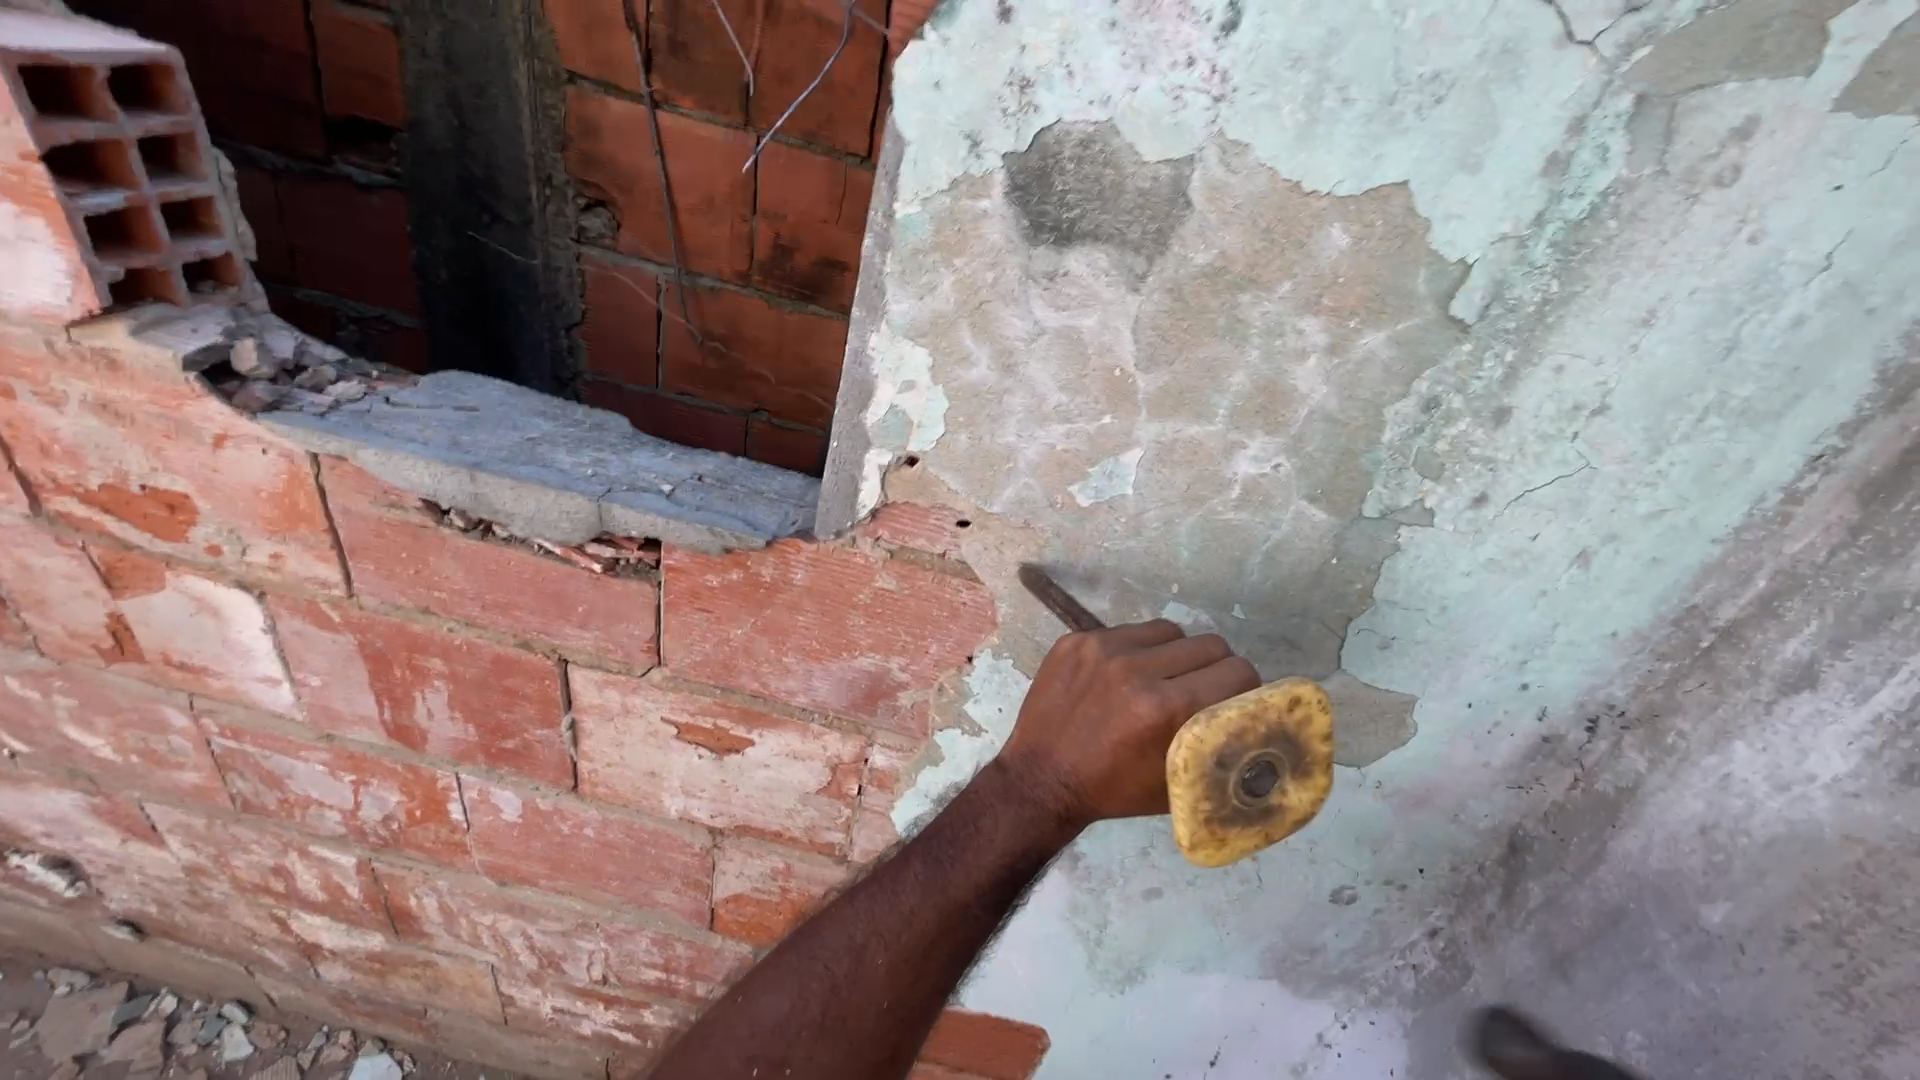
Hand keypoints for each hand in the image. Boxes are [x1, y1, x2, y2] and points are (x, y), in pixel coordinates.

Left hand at [996, 620, 1260, 829]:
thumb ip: (1216, 744)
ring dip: (1174, 653)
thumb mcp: (1177, 781)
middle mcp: (1136, 670)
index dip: (1244, 685)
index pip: (1237, 671)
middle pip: (1209, 645)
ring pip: (1169, 631)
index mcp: (1166, 708)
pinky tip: (1124, 674)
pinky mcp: (1076, 640)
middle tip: (1202, 689)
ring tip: (1163, 677)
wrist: (1041, 778)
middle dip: (1214, 668)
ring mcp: (1102, 649)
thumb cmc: (1114, 790)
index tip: (1236, 698)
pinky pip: (1128, 631)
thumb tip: (1252, 718)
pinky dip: (1136, 650)